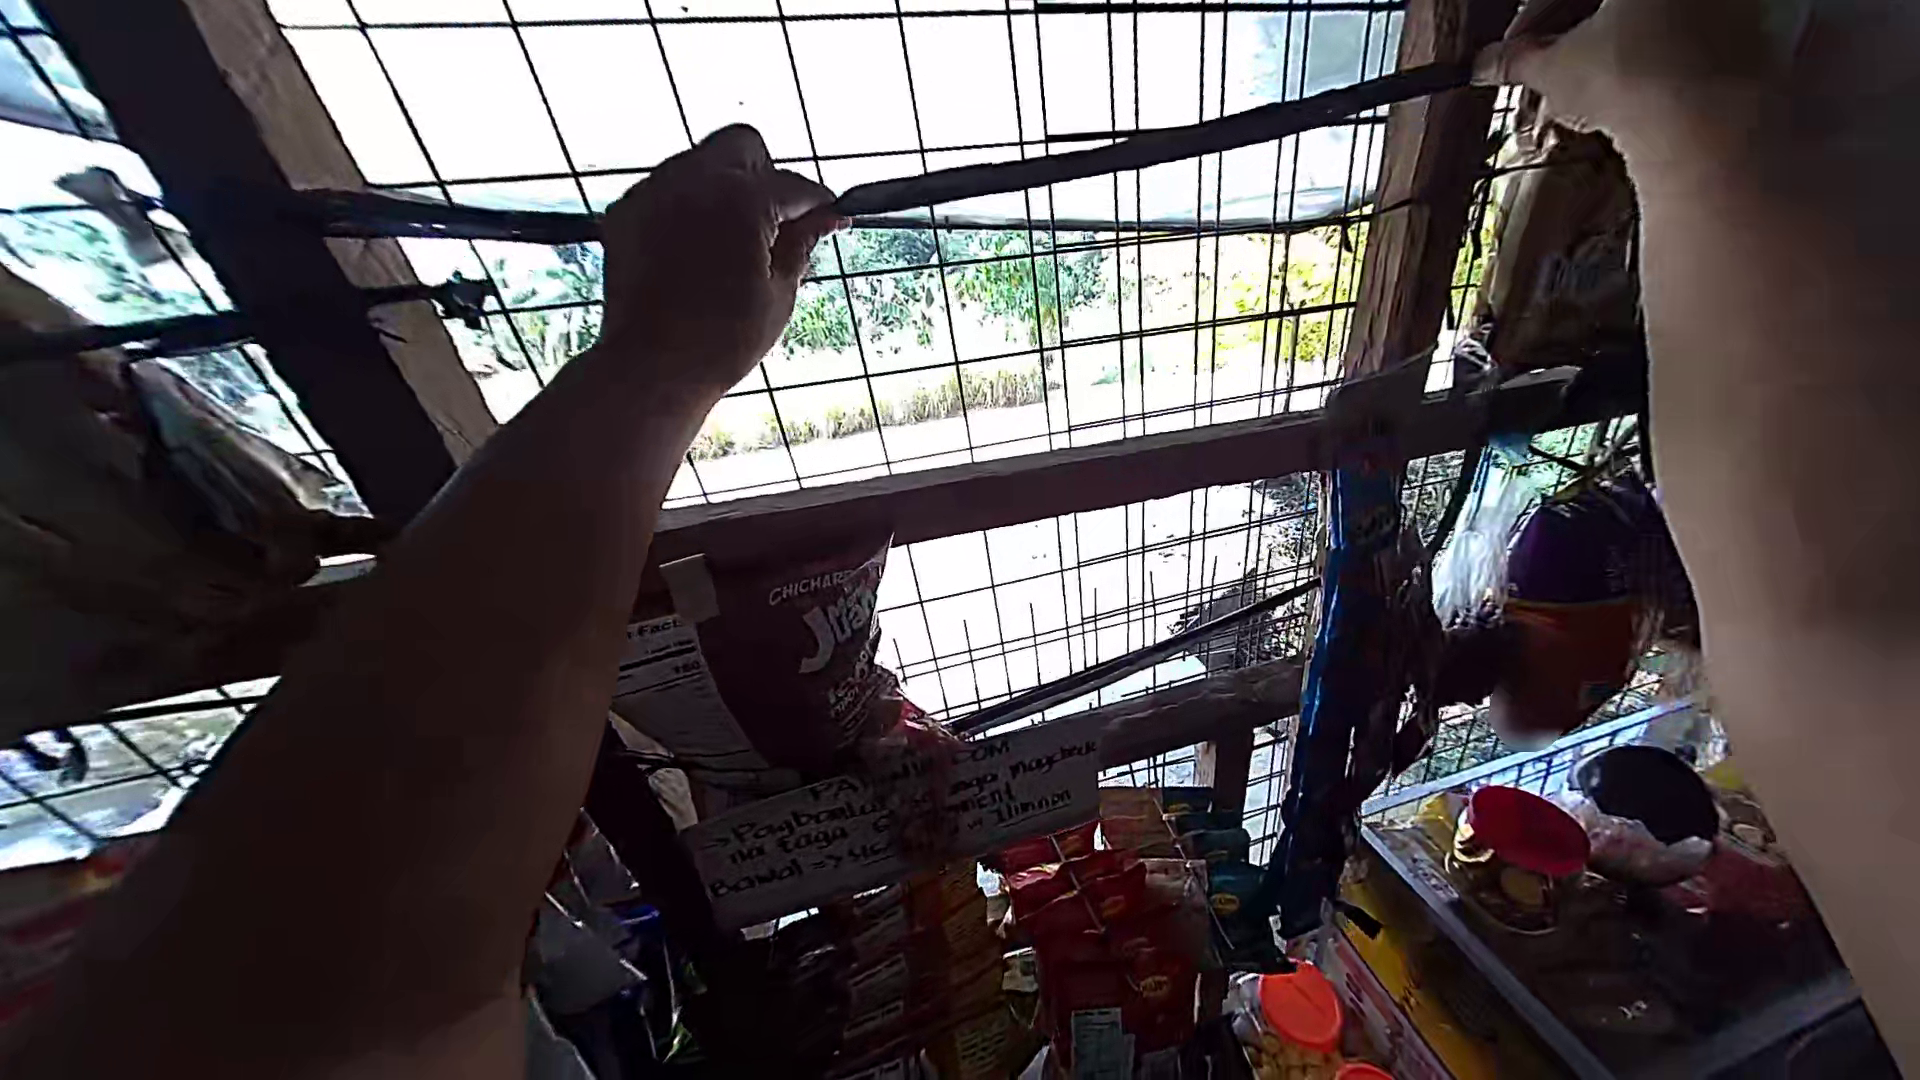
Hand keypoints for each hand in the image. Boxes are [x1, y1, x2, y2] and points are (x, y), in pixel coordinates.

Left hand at [598, 125, 842, 399]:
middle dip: (768, 178)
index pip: (793, 185)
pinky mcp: (629, 211)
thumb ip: (801, 247)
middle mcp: (693, 179)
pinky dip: (693, 208)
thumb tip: (825, 220)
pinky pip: (670, 189)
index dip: (818, 204)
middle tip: (779, 226)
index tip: (830, 218)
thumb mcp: (779, 296)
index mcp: (741, 202)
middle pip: (744, 146)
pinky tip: (701, 253)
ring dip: (728, 191)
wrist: (655, 366)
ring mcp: (655, 191)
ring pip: (703, 162)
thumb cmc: (723, 341)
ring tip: (737, 245)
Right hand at [1473, 0, 1807, 161]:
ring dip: (1613, 37)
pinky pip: (1697, 20)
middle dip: (1572, 28)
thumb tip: (1484, 64)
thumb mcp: (1554, 68)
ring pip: (1654, 11)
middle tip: (1543, 64)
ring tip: (1582, 77)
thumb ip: (1516, 61)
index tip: (1511, 50)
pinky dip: (1658, 43)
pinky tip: (1630, 76)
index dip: (1532, 19)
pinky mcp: (1770, 7)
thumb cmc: (1635, 75)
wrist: (1706, 113)